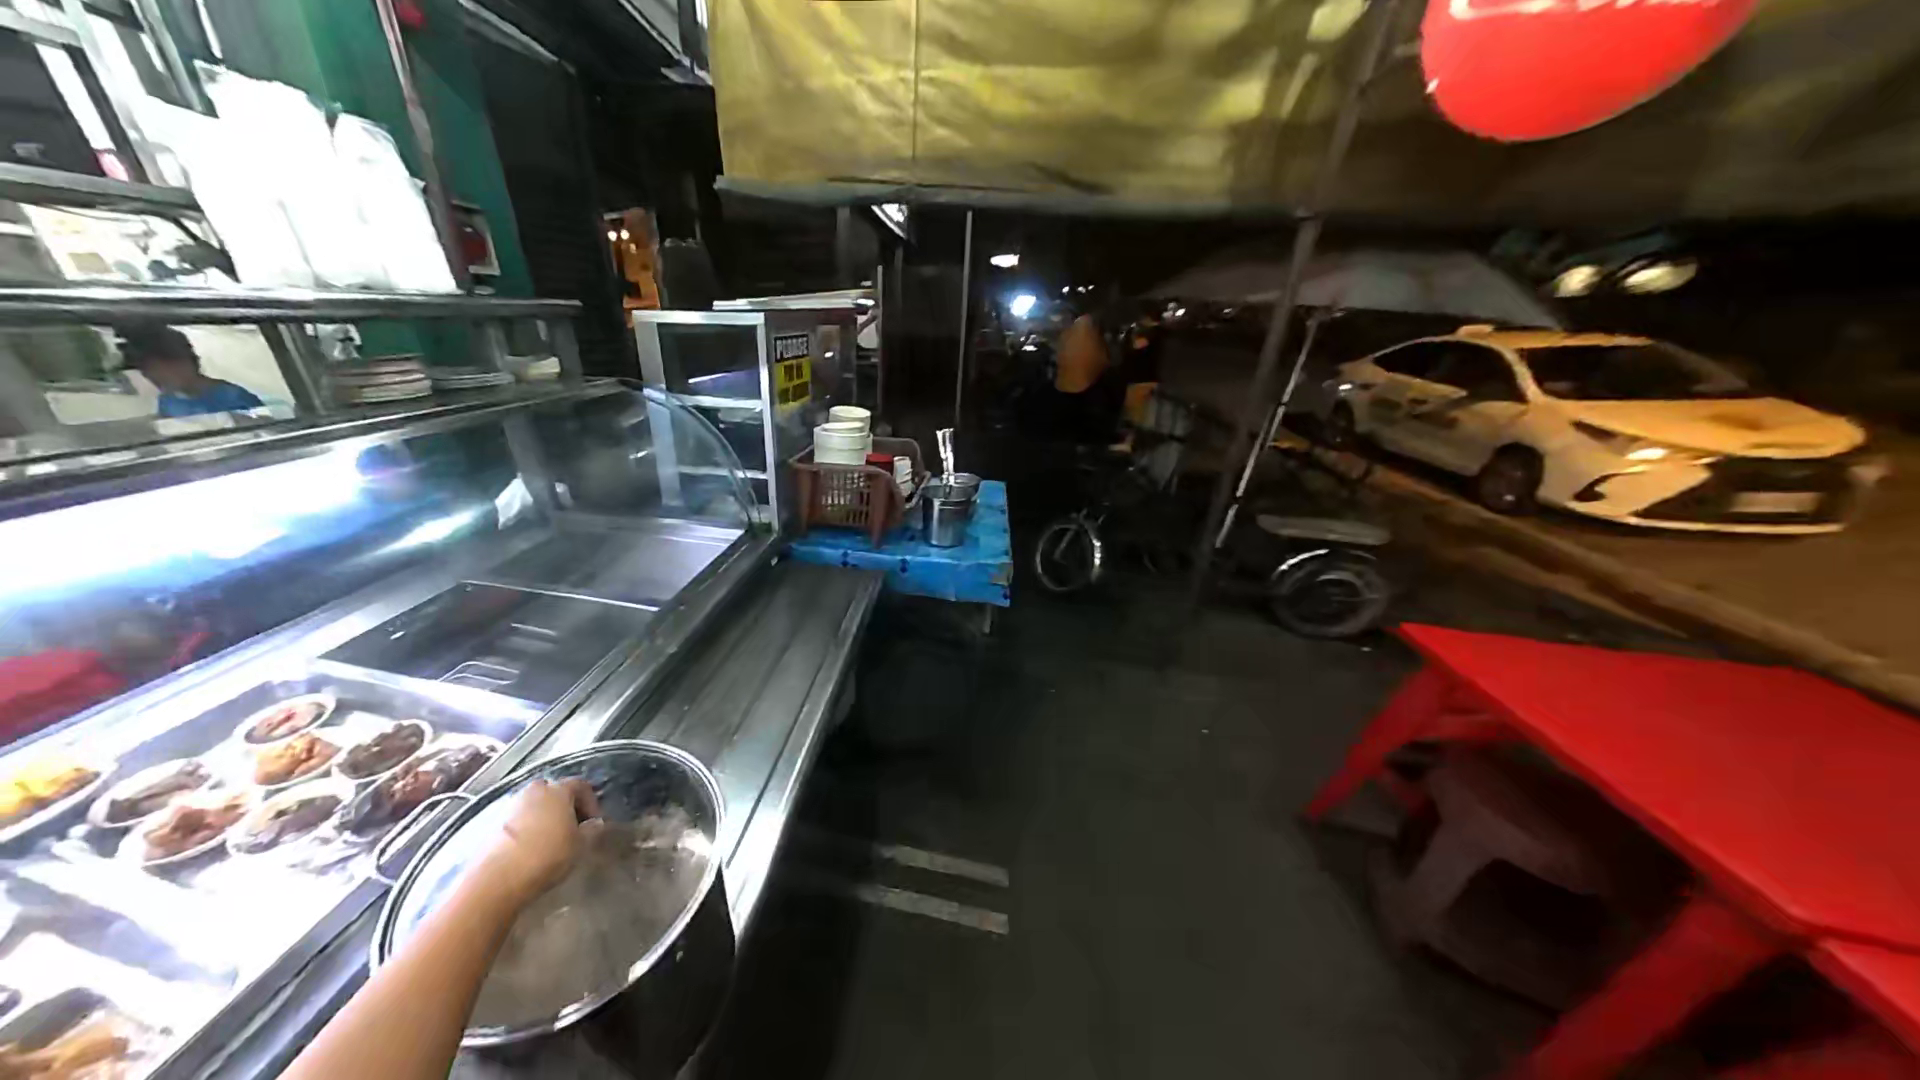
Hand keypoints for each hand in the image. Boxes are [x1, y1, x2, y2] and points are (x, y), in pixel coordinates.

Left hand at [474, 778, 600, 907]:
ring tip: (549, 839)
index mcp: (557, 790)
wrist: (494, 881)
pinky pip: (516, 820)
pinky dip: (525, 828)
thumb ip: (591, 830)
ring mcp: (508, 807)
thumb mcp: (580, 845)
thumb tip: (594, 824)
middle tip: (572, 826)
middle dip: (565, 806)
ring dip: (543, 816)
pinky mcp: (489, 825)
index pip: (581, 785)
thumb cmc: (546, 857)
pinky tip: (528, 848)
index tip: (595, 822)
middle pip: (553, 791)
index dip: (591, 802)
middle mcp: (532, 791)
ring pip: (532, 805)